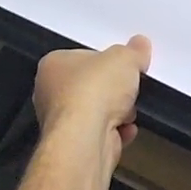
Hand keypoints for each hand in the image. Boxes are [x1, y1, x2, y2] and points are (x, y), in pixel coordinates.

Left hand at [33, 36, 151, 172]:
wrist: (87, 137)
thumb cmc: (93, 91)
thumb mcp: (123, 58)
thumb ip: (133, 51)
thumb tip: (140, 45)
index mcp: (53, 65)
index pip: (82, 58)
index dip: (107, 61)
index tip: (124, 65)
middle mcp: (51, 93)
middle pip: (92, 87)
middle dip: (115, 90)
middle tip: (129, 87)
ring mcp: (63, 122)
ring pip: (99, 112)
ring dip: (119, 112)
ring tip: (128, 109)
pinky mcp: (76, 144)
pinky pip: (103, 133)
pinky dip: (118, 132)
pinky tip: (126, 128)